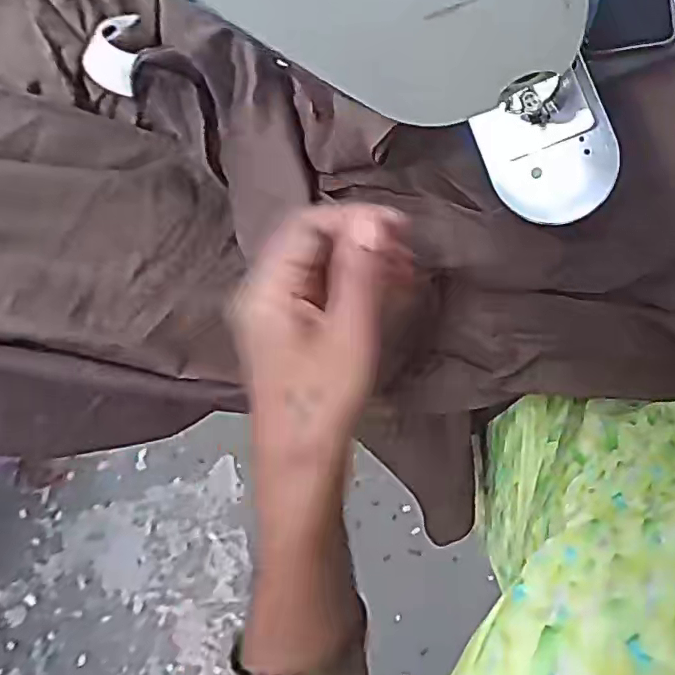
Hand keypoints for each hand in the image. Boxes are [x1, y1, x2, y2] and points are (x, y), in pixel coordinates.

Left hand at [231, 205, 412, 462]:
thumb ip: (360, 272)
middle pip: (313, 242)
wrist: (303, 458)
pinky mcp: (296, 328)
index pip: (307, 225)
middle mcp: (266, 291)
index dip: (353, 217)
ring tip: (407, 268)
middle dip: (362, 238)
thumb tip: (374, 222)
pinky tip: (391, 289)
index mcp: (267, 287)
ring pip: (323, 265)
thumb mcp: (350, 330)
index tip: (399, 225)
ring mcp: (279, 310)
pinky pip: (326, 289)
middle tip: (408, 247)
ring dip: (364, 260)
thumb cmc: (325, 398)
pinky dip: (358, 282)